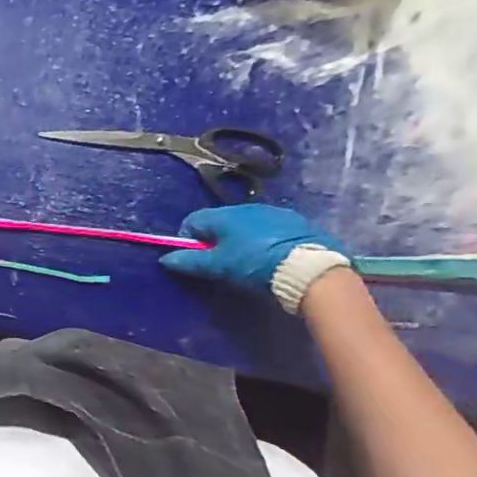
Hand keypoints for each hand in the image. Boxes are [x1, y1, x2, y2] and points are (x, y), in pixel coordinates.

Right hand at [159, 203, 347, 297]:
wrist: (311, 268)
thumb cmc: (255, 265)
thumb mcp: (219, 267)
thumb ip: (190, 262)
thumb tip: (165, 258)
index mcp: (225, 215)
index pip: (193, 221)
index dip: (188, 240)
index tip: (195, 259)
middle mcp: (248, 207)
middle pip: (220, 222)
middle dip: (216, 240)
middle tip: (222, 264)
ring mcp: (275, 212)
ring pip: (247, 224)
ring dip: (242, 240)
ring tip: (250, 263)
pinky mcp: (298, 222)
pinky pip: (271, 229)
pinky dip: (266, 241)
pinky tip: (273, 258)